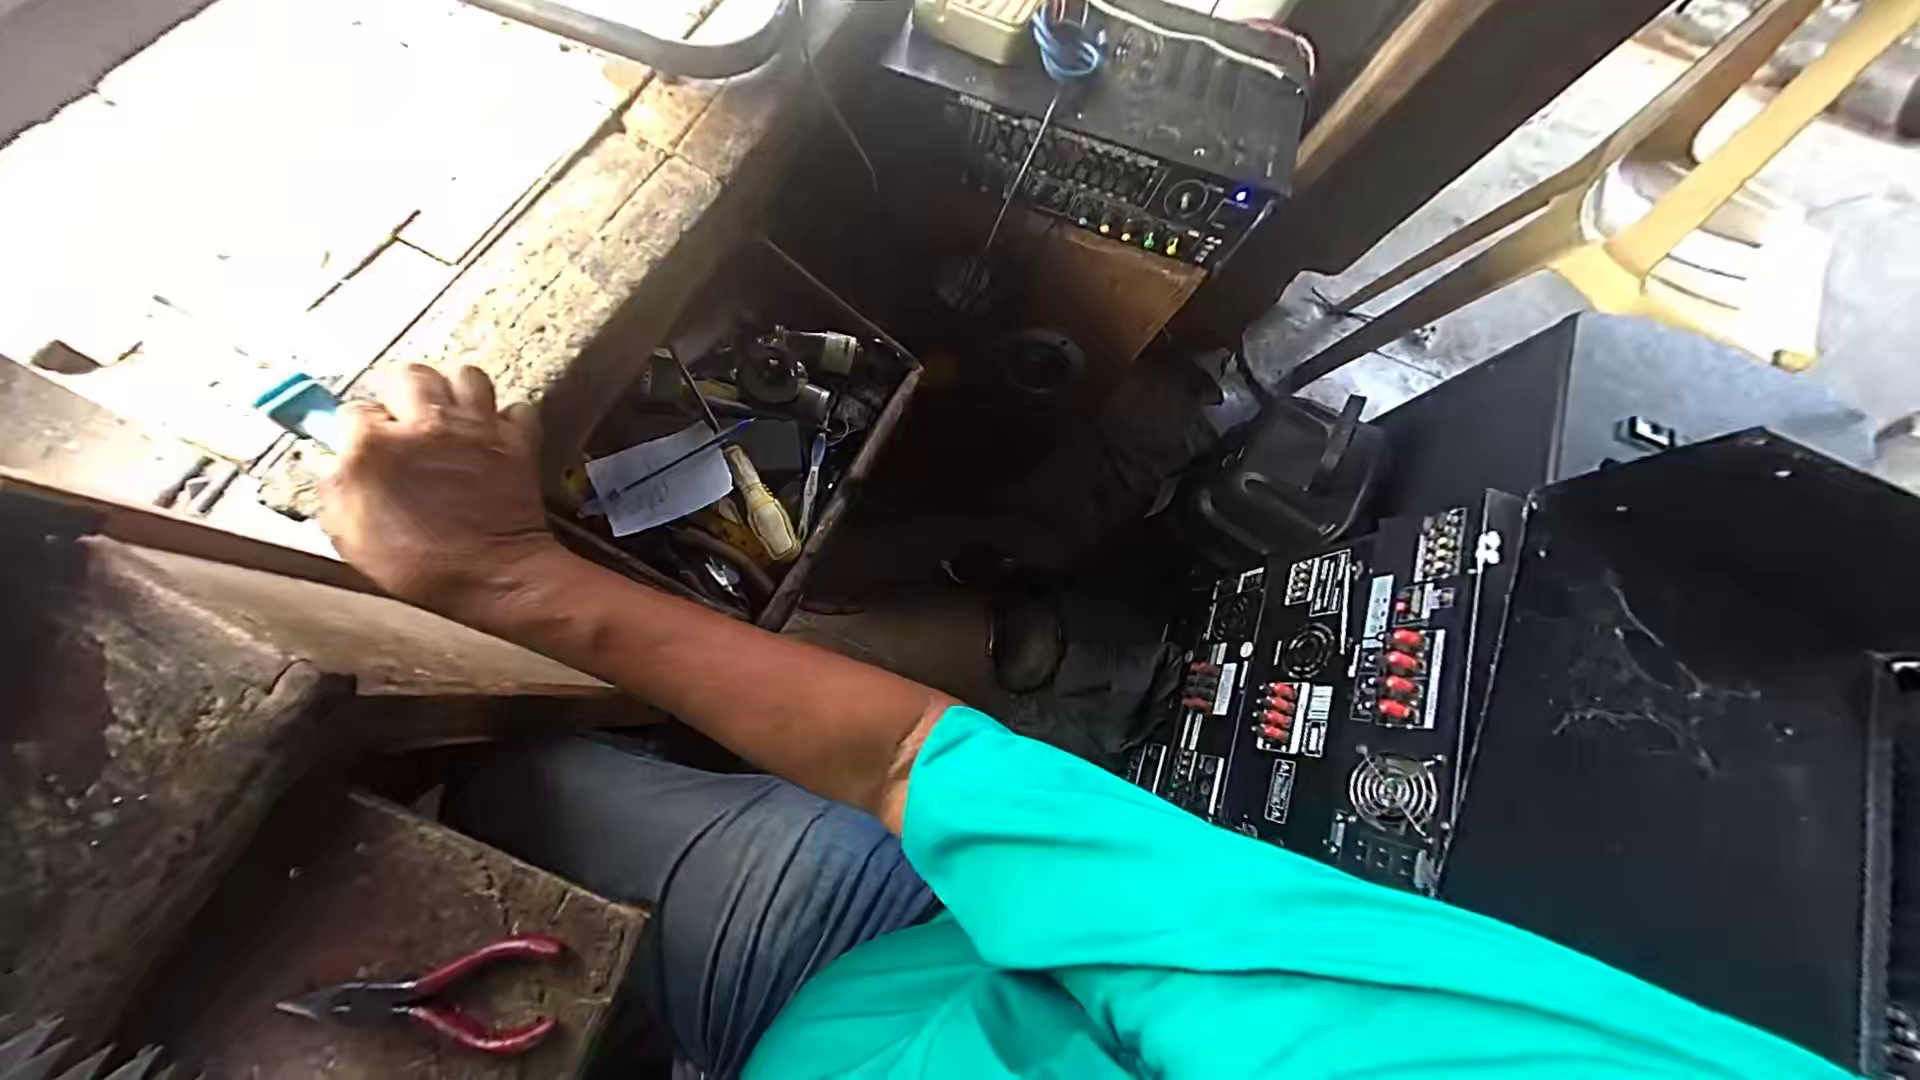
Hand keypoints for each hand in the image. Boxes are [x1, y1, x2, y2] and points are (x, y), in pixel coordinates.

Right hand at [319, 364, 560, 612]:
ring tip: (456, 417)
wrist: (495, 572)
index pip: (355, 409)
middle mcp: (429, 426)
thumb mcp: (346, 529)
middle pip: (412, 374)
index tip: (371, 444)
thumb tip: (341, 458)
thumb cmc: (416, 562)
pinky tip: (498, 436)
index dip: (362, 427)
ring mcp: (480, 431)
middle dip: (407, 391)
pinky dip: (509, 418)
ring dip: (459, 392)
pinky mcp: (521, 444)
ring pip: (468, 377)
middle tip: (411, 418)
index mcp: (375, 445)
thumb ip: (339, 482)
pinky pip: (519, 410)